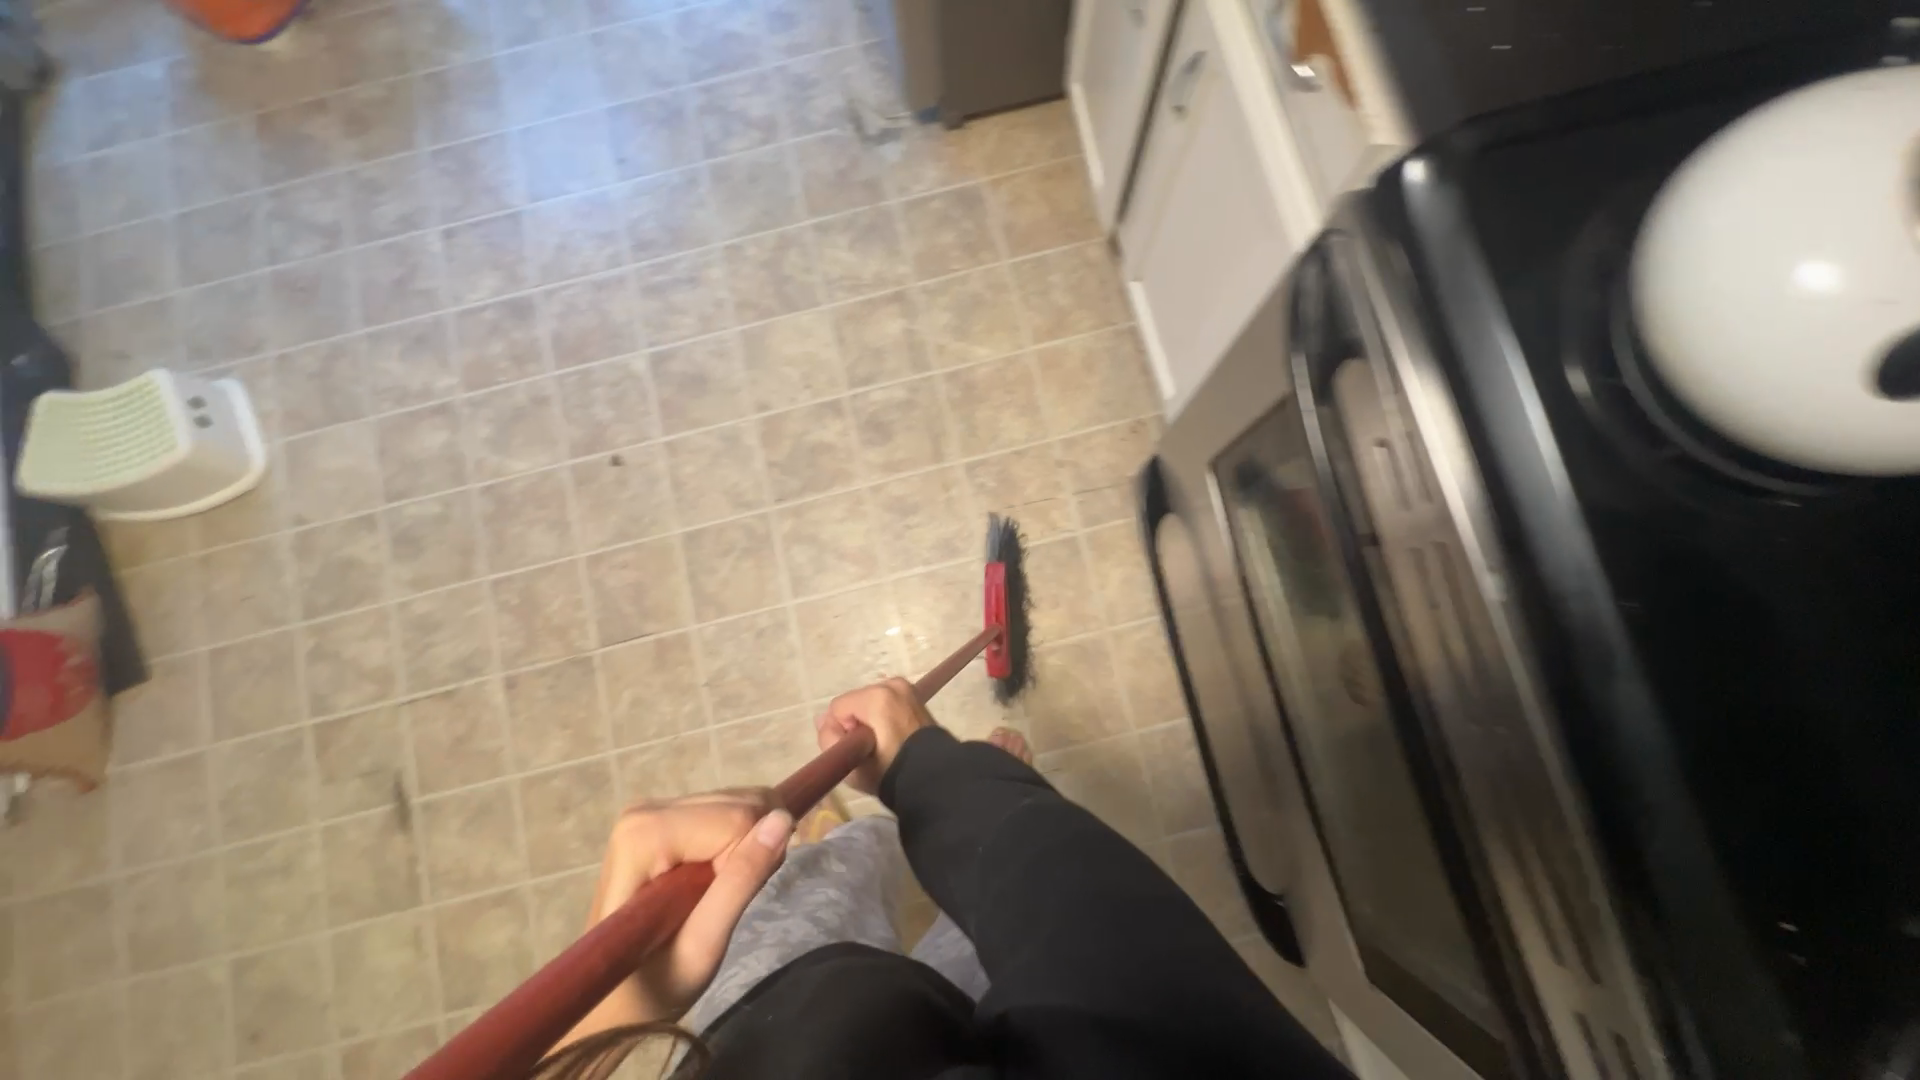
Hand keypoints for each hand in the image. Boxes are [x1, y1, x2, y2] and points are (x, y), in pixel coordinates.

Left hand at [563, 789, 793, 1044]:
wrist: (617, 1001)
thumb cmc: (655, 984)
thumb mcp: (705, 944)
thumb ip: (742, 879)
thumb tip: (782, 819)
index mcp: (646, 835)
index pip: (737, 818)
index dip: (748, 861)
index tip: (728, 905)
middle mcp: (646, 809)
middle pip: (739, 803)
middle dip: (752, 848)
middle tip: (729, 899)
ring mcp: (654, 808)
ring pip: (739, 802)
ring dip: (747, 844)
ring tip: (721, 890)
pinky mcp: (665, 814)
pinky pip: (728, 808)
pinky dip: (738, 839)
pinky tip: (716, 873)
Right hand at [815, 677, 935, 794]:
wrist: (934, 778)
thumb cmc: (890, 772)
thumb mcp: (852, 764)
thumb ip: (829, 739)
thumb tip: (822, 720)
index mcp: (877, 696)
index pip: (838, 707)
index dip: (839, 730)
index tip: (854, 750)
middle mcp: (892, 684)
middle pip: (855, 703)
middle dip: (854, 724)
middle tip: (867, 750)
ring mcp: (906, 688)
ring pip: (869, 702)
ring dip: (868, 721)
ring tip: (881, 745)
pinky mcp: (914, 696)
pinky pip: (886, 703)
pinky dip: (882, 717)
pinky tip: (891, 737)